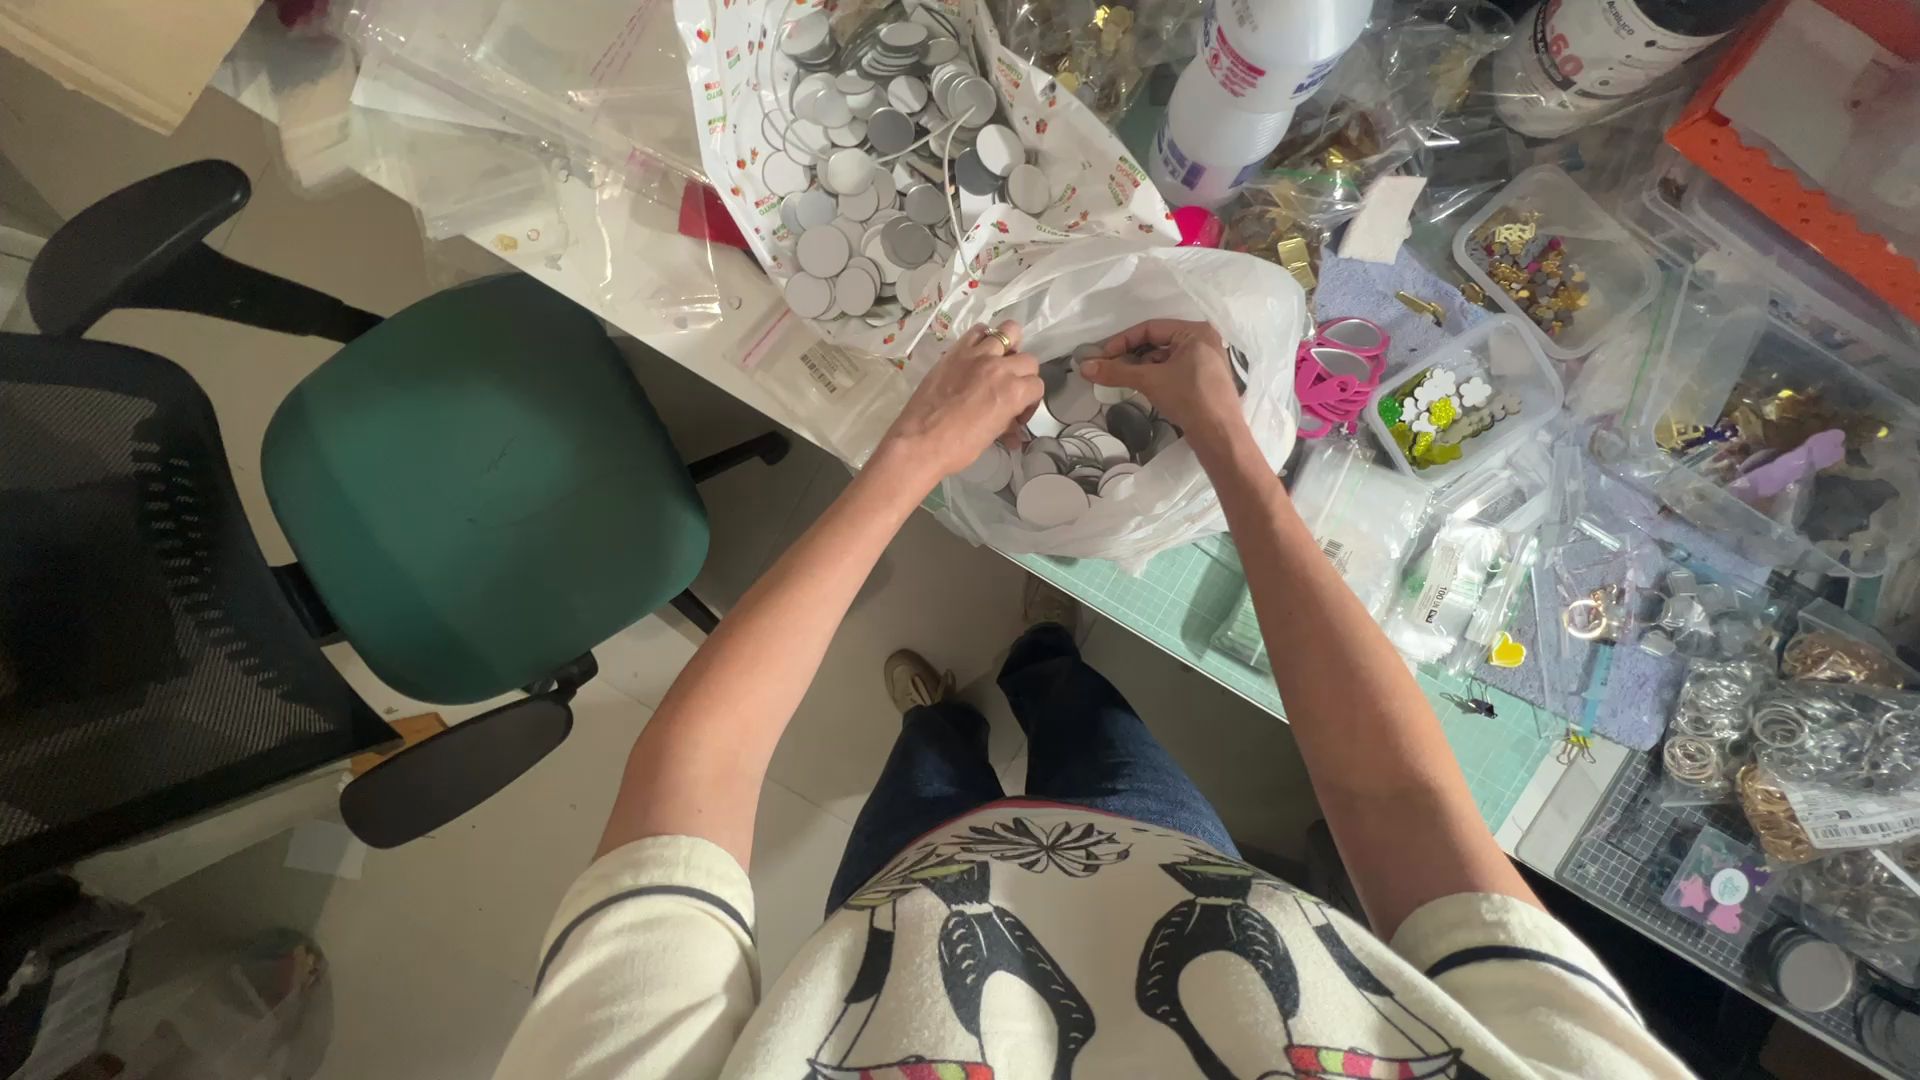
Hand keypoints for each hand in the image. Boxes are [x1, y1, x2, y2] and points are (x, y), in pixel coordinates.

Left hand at [874, 320, 1042, 490]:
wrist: (920, 442)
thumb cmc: (959, 447)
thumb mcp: (991, 437)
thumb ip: (1007, 424)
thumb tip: (1014, 432)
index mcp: (1013, 391)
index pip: (1037, 386)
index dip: (1030, 402)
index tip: (1017, 414)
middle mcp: (1000, 367)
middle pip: (1028, 360)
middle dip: (1023, 377)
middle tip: (1009, 391)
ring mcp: (977, 355)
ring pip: (1009, 332)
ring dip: (1009, 348)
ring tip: (998, 363)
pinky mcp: (956, 351)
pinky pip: (978, 331)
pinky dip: (984, 338)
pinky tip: (978, 355)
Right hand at [1080, 319, 1245, 453]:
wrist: (1219, 434)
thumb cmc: (1189, 397)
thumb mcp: (1150, 381)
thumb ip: (1116, 372)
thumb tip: (1084, 367)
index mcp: (1195, 331)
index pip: (1150, 328)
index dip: (1123, 340)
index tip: (1102, 357)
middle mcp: (1202, 341)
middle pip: (1157, 342)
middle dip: (1131, 355)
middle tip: (1109, 368)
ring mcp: (1205, 361)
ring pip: (1164, 358)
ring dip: (1141, 367)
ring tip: (1122, 380)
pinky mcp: (1203, 380)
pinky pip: (1173, 370)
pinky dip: (1155, 377)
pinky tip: (1142, 388)